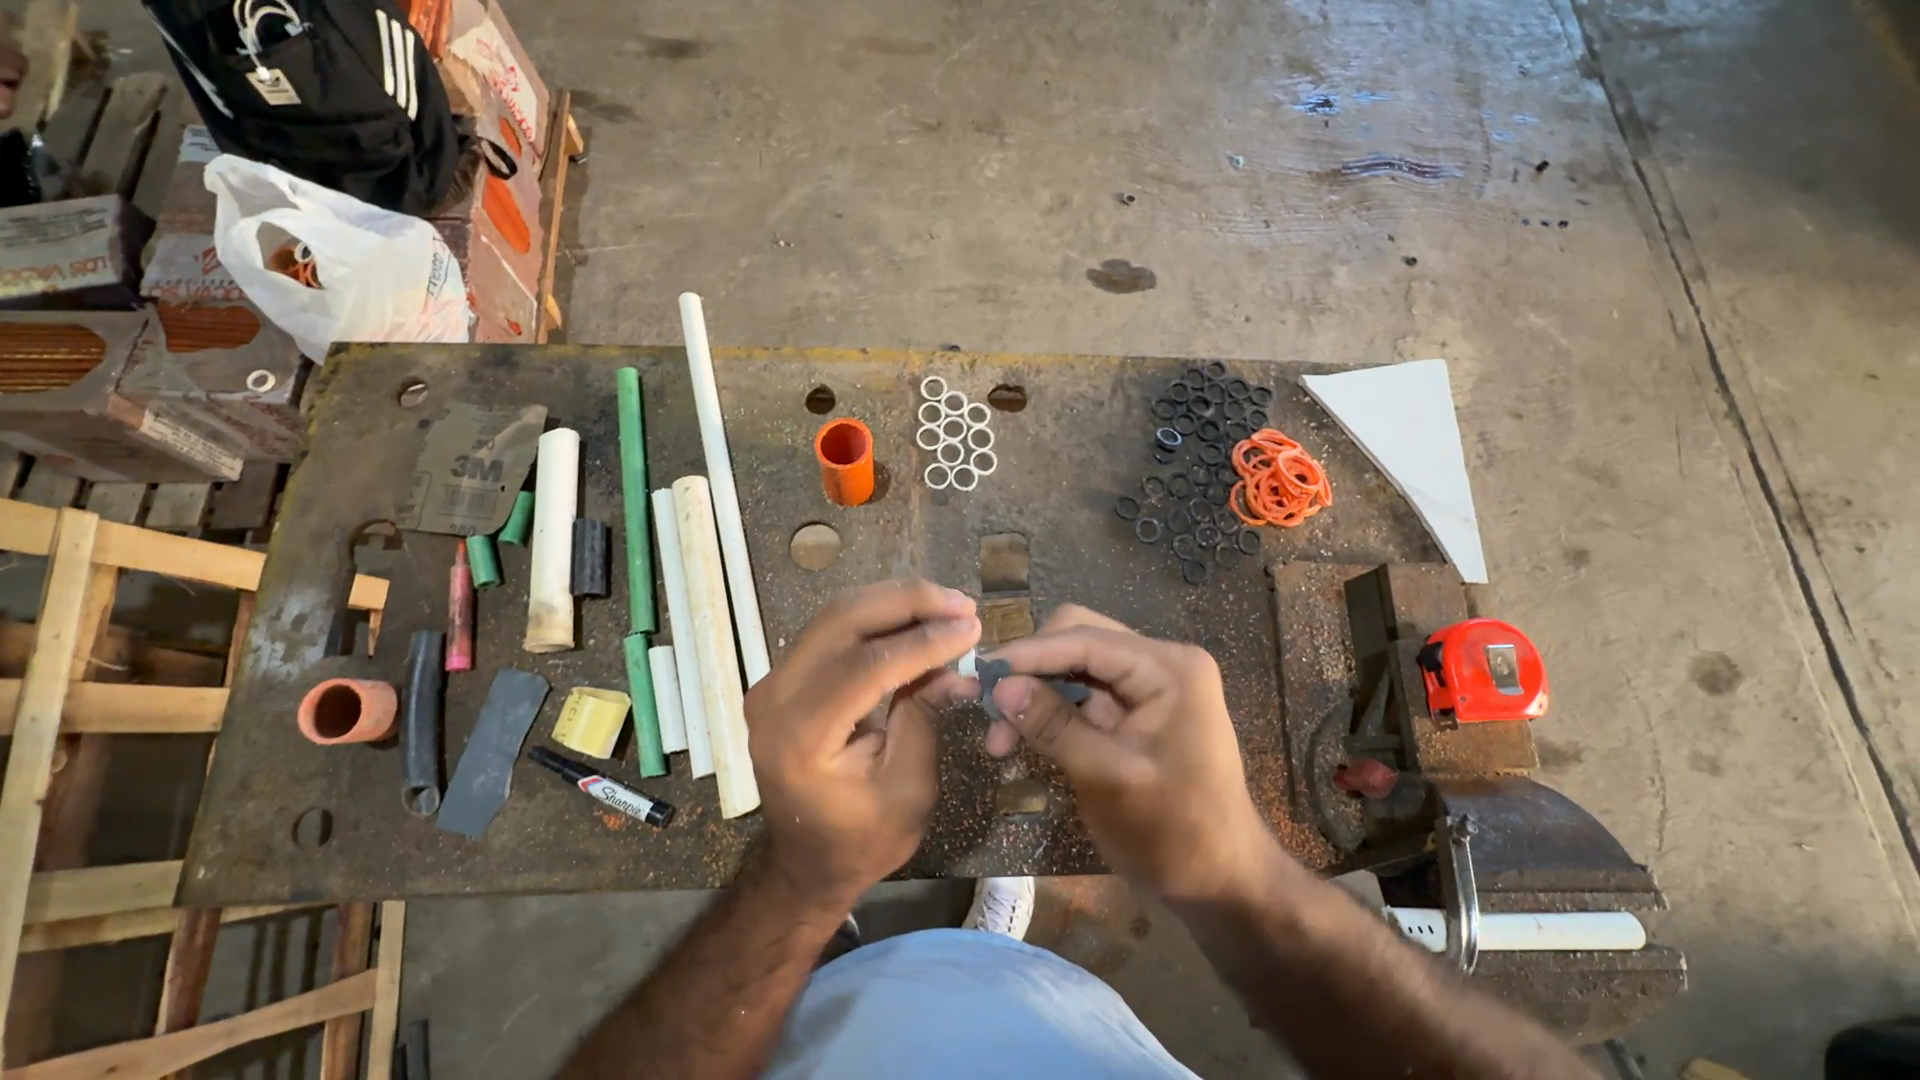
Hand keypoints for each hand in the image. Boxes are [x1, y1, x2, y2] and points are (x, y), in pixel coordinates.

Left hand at [746, 579, 980, 904]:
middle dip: (908, 602)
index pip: (865, 666)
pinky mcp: (784, 676)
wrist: (805, 862)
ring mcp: (772, 681)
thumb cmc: (861, 841)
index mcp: (799, 737)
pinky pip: (832, 630)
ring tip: (949, 605)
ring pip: (836, 615)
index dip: (923, 641)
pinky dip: (878, 617)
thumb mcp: (908, 789)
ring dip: (895, 602)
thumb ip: (924, 717)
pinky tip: (918, 617)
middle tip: (963, 604)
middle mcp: (774, 697)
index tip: (973, 627)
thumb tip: (957, 665)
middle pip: (842, 621)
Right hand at [984, 605, 1284, 902]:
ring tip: (997, 741)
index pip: (1084, 638)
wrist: (1222, 884)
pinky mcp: (1133, 713)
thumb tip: (1000, 686)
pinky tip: (1018, 743)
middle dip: (1029, 671)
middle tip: (987, 708)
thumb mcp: (1110, 778)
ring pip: (1072, 668)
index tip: (977, 674)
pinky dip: (1048, 714)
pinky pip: (1080, 697)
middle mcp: (1159, 664)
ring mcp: (1148, 688)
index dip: (1028, 653)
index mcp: (1168, 668)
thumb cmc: (1176, 832)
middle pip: (1077, 641)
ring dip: (1033, 696)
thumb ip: (1055, 726)